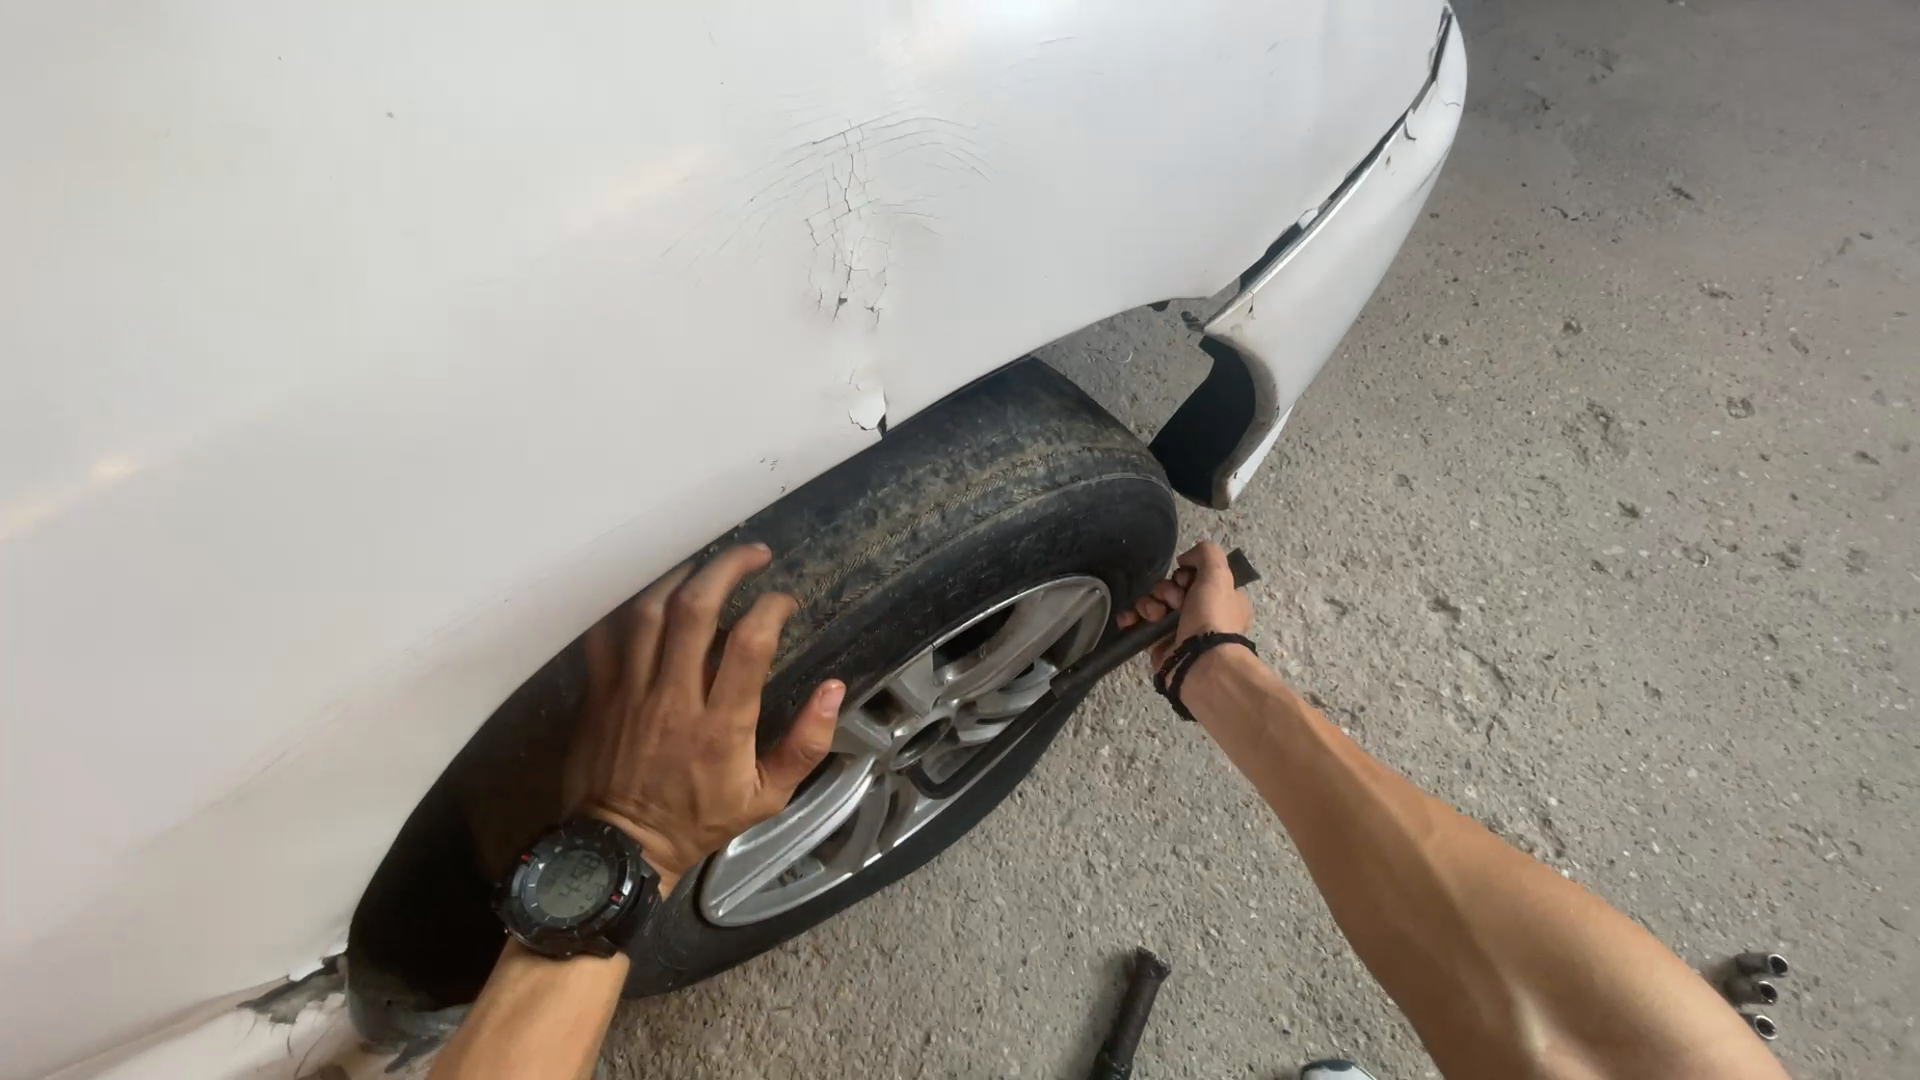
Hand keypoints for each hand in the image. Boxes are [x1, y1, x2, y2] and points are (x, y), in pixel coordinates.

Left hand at [563, 544, 843, 895]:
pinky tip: (649, 590)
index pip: (750, 644)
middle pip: (696, 610)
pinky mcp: (599, 695)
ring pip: (649, 612)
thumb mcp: (769, 796)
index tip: (786, 602)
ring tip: (706, 563)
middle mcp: (675, 698)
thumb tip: (834, 689)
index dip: (772, 608)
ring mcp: (630, 693)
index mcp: (721, 725)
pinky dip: (625, 604)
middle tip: (753, 553)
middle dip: (728, 568)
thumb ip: (806, 744)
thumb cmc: (700, 819)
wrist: (620, 848)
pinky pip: (604, 635)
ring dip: (681, 576)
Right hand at [1115, 540, 1254, 672]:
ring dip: (1148, 604)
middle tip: (1172, 602)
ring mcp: (1179, 629)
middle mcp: (1202, 613)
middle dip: (1165, 590)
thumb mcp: (1219, 575)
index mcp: (1222, 598)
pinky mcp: (1159, 643)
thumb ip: (1206, 554)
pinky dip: (1132, 619)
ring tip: (1154, 616)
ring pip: (1154, 603)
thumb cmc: (1213, 617)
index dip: (1185, 575)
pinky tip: (1128, 620)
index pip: (1196, 576)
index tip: (1185, 582)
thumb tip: (1184, 560)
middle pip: (1171, 588)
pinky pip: (1140, 624)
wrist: (1200, 662)